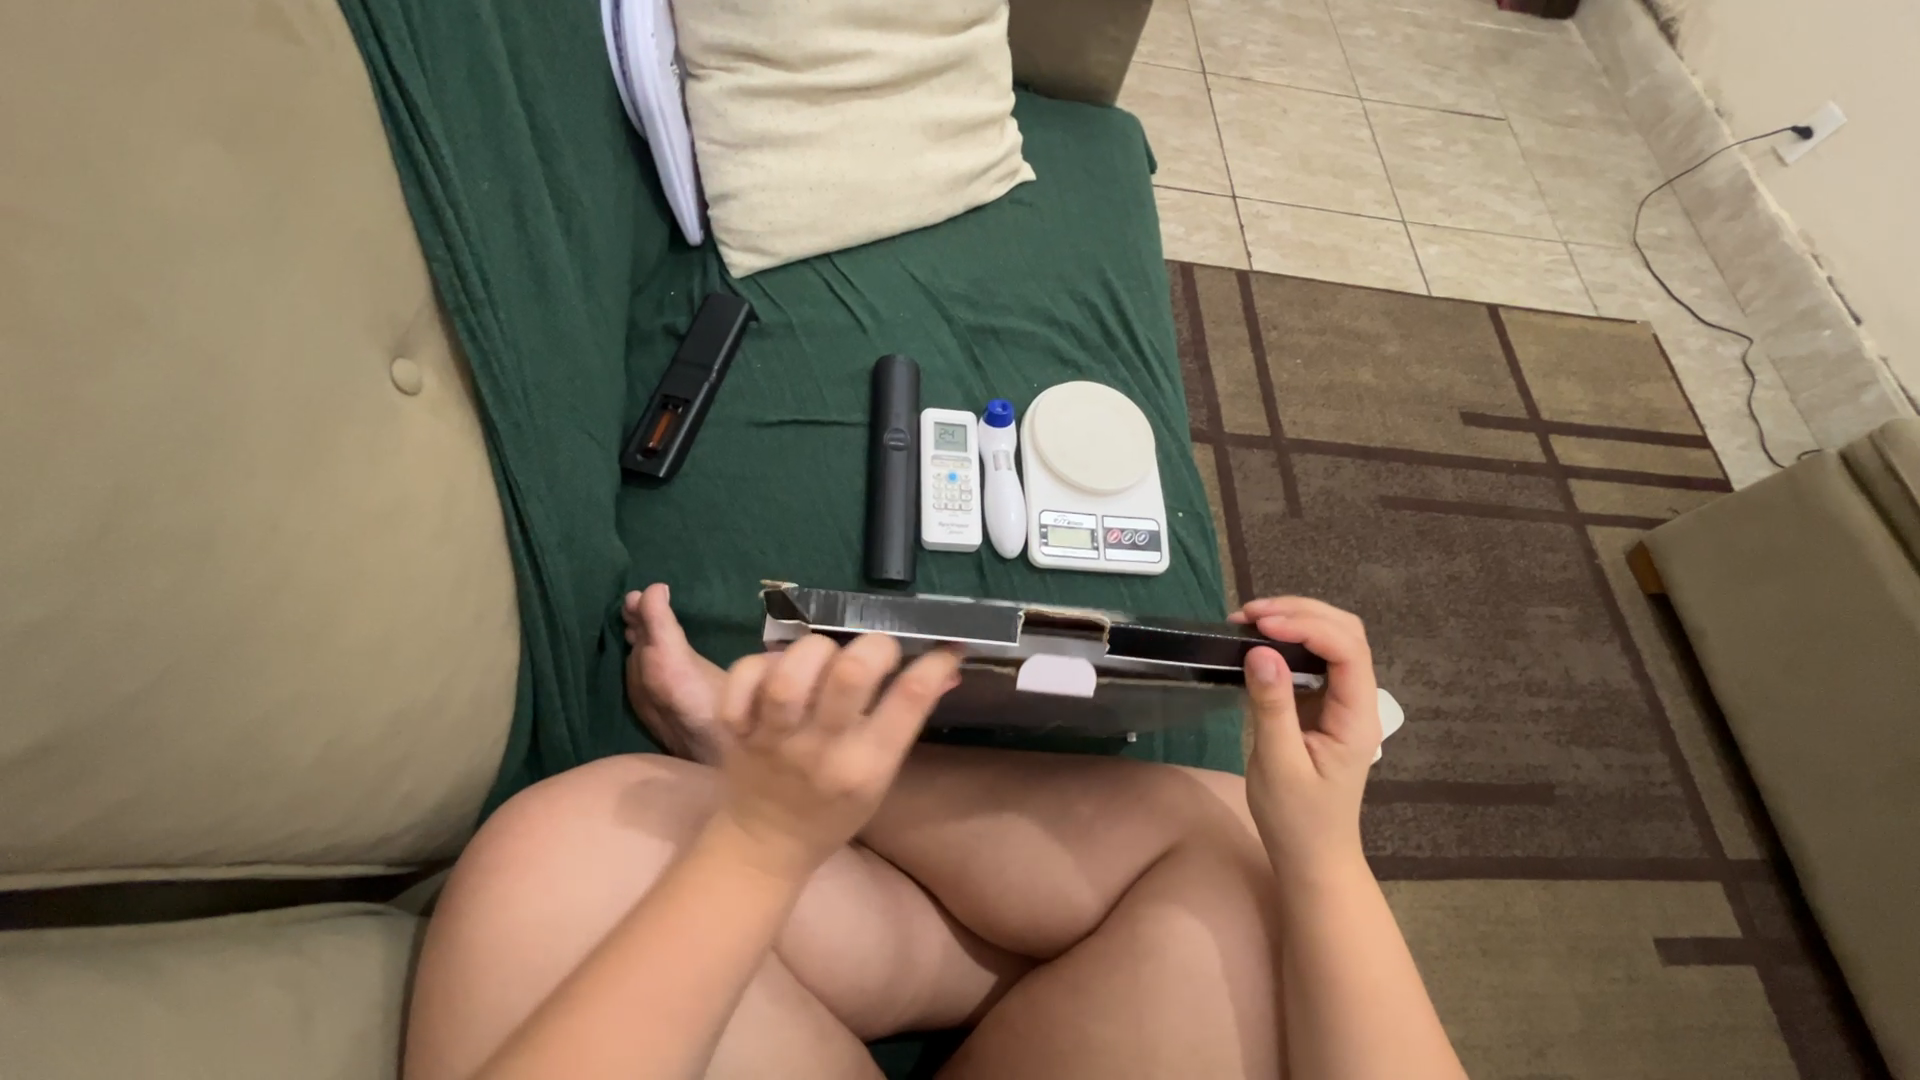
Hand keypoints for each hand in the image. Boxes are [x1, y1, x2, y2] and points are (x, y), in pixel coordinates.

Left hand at [708, 634, 961, 881]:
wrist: (765, 845)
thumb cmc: (834, 808)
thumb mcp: (881, 777)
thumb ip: (903, 722)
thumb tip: (944, 668)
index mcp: (867, 766)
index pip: (910, 698)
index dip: (933, 663)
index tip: (942, 649)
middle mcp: (822, 749)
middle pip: (850, 674)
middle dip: (871, 647)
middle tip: (874, 652)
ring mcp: (773, 738)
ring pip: (792, 673)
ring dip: (813, 652)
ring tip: (821, 659)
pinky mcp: (736, 728)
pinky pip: (744, 676)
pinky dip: (759, 663)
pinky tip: (773, 671)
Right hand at [1230, 597, 1381, 883]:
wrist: (1311, 855)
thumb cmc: (1297, 818)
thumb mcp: (1278, 763)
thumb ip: (1272, 705)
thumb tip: (1260, 652)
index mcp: (1357, 717)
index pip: (1346, 651)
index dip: (1307, 626)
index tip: (1261, 625)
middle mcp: (1356, 701)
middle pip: (1345, 633)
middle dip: (1301, 612)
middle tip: (1249, 614)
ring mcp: (1339, 701)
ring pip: (1330, 639)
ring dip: (1294, 620)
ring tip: (1248, 620)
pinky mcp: (1319, 704)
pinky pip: (1311, 658)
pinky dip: (1285, 639)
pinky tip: (1256, 640)